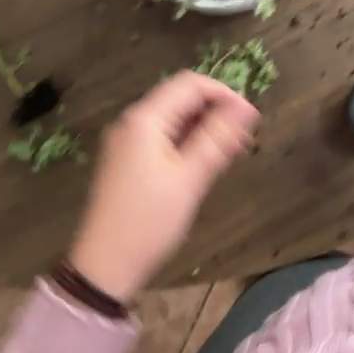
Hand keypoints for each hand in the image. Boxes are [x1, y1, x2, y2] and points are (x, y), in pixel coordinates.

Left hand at [67, 72, 258, 300]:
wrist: (103, 267)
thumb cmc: (148, 221)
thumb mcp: (189, 178)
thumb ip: (218, 138)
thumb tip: (247, 108)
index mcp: (144, 119)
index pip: (190, 85)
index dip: (224, 94)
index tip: (250, 118)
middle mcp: (132, 122)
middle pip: (181, 99)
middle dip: (215, 112)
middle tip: (244, 138)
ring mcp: (127, 142)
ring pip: (174, 119)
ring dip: (204, 128)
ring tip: (231, 152)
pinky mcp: (127, 160)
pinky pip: (163, 137)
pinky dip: (187, 142)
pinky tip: (204, 162)